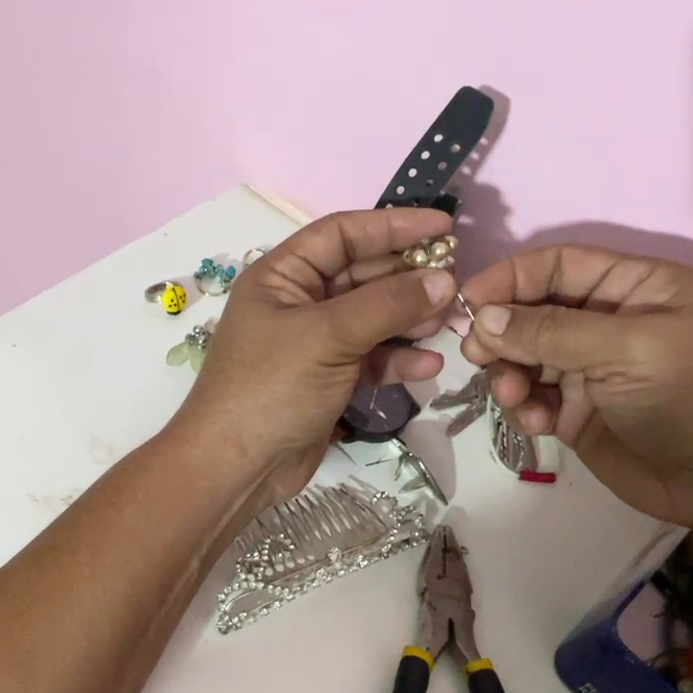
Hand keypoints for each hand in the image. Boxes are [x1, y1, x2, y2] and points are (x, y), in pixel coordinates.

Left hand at [170, 208, 460, 506]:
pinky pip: (370, 359)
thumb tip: (444, 279)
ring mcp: (313, 344)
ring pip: (371, 318)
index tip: (444, 225)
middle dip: (407, 278)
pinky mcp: (327, 381)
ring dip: (409, 319)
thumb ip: (387, 304)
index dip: (393, 225)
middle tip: (456, 282)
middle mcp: (297, 303)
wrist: (236, 467)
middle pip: (362, 275)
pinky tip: (428, 366)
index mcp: (281, 277)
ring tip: (448, 322)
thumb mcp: (328, 337)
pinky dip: (397, 360)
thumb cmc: (270, 388)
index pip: (342, 234)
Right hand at [459, 245, 692, 527]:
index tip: (465, 304)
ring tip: (517, 397)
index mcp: (634, 288)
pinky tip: (537, 423)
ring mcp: (591, 370)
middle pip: (532, 311)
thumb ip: (552, 331)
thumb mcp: (629, 349)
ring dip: (509, 374)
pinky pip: (532, 398)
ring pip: (524, 357)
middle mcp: (607, 323)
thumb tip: (482, 318)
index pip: (557, 265)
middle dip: (502, 332)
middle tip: (477, 356)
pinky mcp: (578, 413)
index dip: (509, 278)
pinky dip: (524, 407)